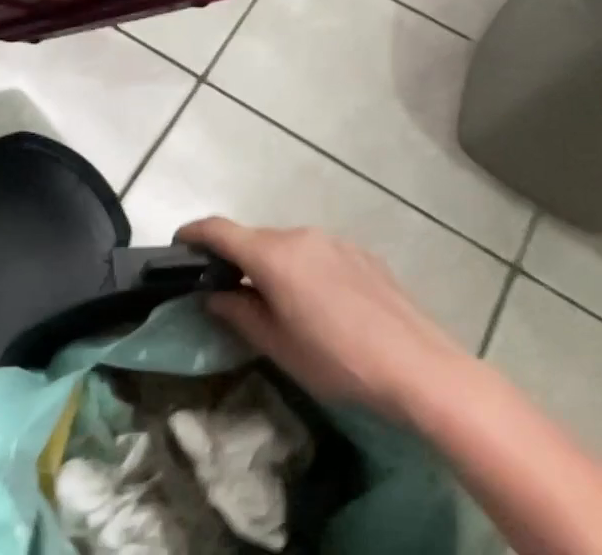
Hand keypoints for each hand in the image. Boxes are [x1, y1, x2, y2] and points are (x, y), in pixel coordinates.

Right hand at [178, 218, 470, 422]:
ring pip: (288, 246)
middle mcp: (301, 236)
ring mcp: (336, 243)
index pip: (218, 230)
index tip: (178, 246)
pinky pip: (318, 254)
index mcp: (272, 255)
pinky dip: (304, 269)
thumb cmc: (339, 361)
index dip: (193, 234)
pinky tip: (320, 305)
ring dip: (272, 265)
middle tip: (227, 291)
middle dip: (235, 258)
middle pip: (254, 238)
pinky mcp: (363, 256)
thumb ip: (238, 314)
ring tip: (277, 302)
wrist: (423, 371)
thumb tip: (215, 296)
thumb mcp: (278, 346)